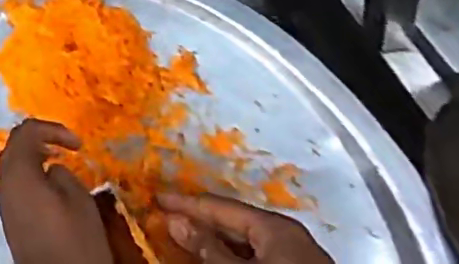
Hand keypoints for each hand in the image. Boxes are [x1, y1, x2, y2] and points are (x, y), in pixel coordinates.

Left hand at [0, 120, 112, 263]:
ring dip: (35, 159)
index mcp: (17, 168)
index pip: (27, 130)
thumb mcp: (80, 202)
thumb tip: (53, 169)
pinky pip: (16, 185)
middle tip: (65, 148)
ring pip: (15, 165)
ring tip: (59, 166)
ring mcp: (3, 198)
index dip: (53, 129)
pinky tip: (51, 189)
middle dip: (40, 140)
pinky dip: (32, 178)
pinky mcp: (9, 217)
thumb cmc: (74, 242)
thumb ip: (65, 174)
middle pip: (16, 145)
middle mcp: (4, 178)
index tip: (78, 143)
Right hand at [156, 193, 333, 263]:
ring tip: (192, 243)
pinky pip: (263, 257)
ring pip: (249, 242)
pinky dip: (238, 257)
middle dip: (203, 224)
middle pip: (235, 222)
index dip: (185, 203)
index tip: (157, 200)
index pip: (218, 206)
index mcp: (275, 225)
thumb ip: (207, 246)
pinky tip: (222, 260)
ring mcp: (300, 257)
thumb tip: (173, 220)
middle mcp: (289, 234)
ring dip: (220, 243)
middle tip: (171, 222)